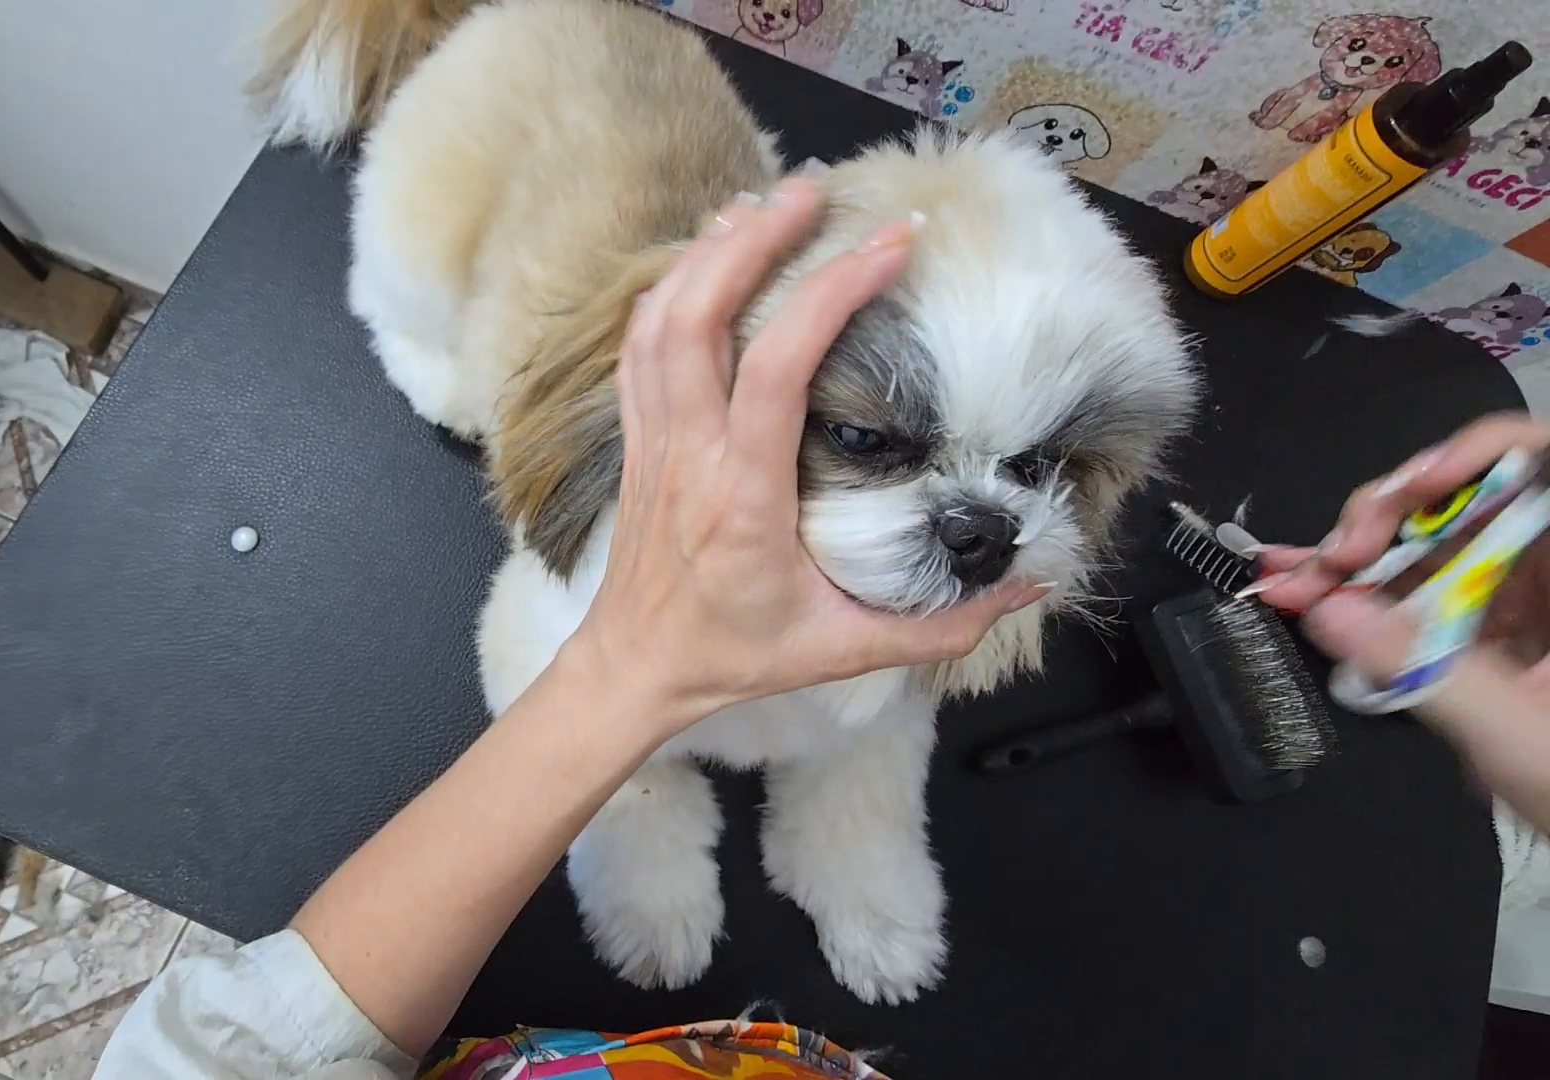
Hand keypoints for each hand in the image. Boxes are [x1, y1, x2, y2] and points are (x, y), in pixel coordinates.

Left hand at [567, 179, 1049, 731]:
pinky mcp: (636, 445)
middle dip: (750, 242)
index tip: (891, 246)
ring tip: (756, 209)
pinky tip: (698, 267)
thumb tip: (1028, 583)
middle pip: (696, 319)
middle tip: (810, 193)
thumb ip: (939, 624)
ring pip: (656, 326)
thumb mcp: (842, 651)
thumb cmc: (730, 657)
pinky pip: (637, 353)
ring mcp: (651, 445)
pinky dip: (664, 297)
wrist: (636, 664)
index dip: (831, 294)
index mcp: (742, 499)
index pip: (777, 369)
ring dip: (702, 257)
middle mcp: (687, 457)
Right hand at [1248, 412, 1549, 832]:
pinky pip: (1413, 586)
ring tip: (1287, 579)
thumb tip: (1334, 609)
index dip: (1476, 458)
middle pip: (1467, 503)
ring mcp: (1524, 600)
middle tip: (1328, 563)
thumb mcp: (1524, 744)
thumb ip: (1430, 672)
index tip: (1407, 493)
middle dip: (1381, 522)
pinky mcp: (1486, 626)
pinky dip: (1349, 586)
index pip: (1543, 470)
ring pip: (1426, 546)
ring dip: (1347, 556)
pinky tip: (1296, 588)